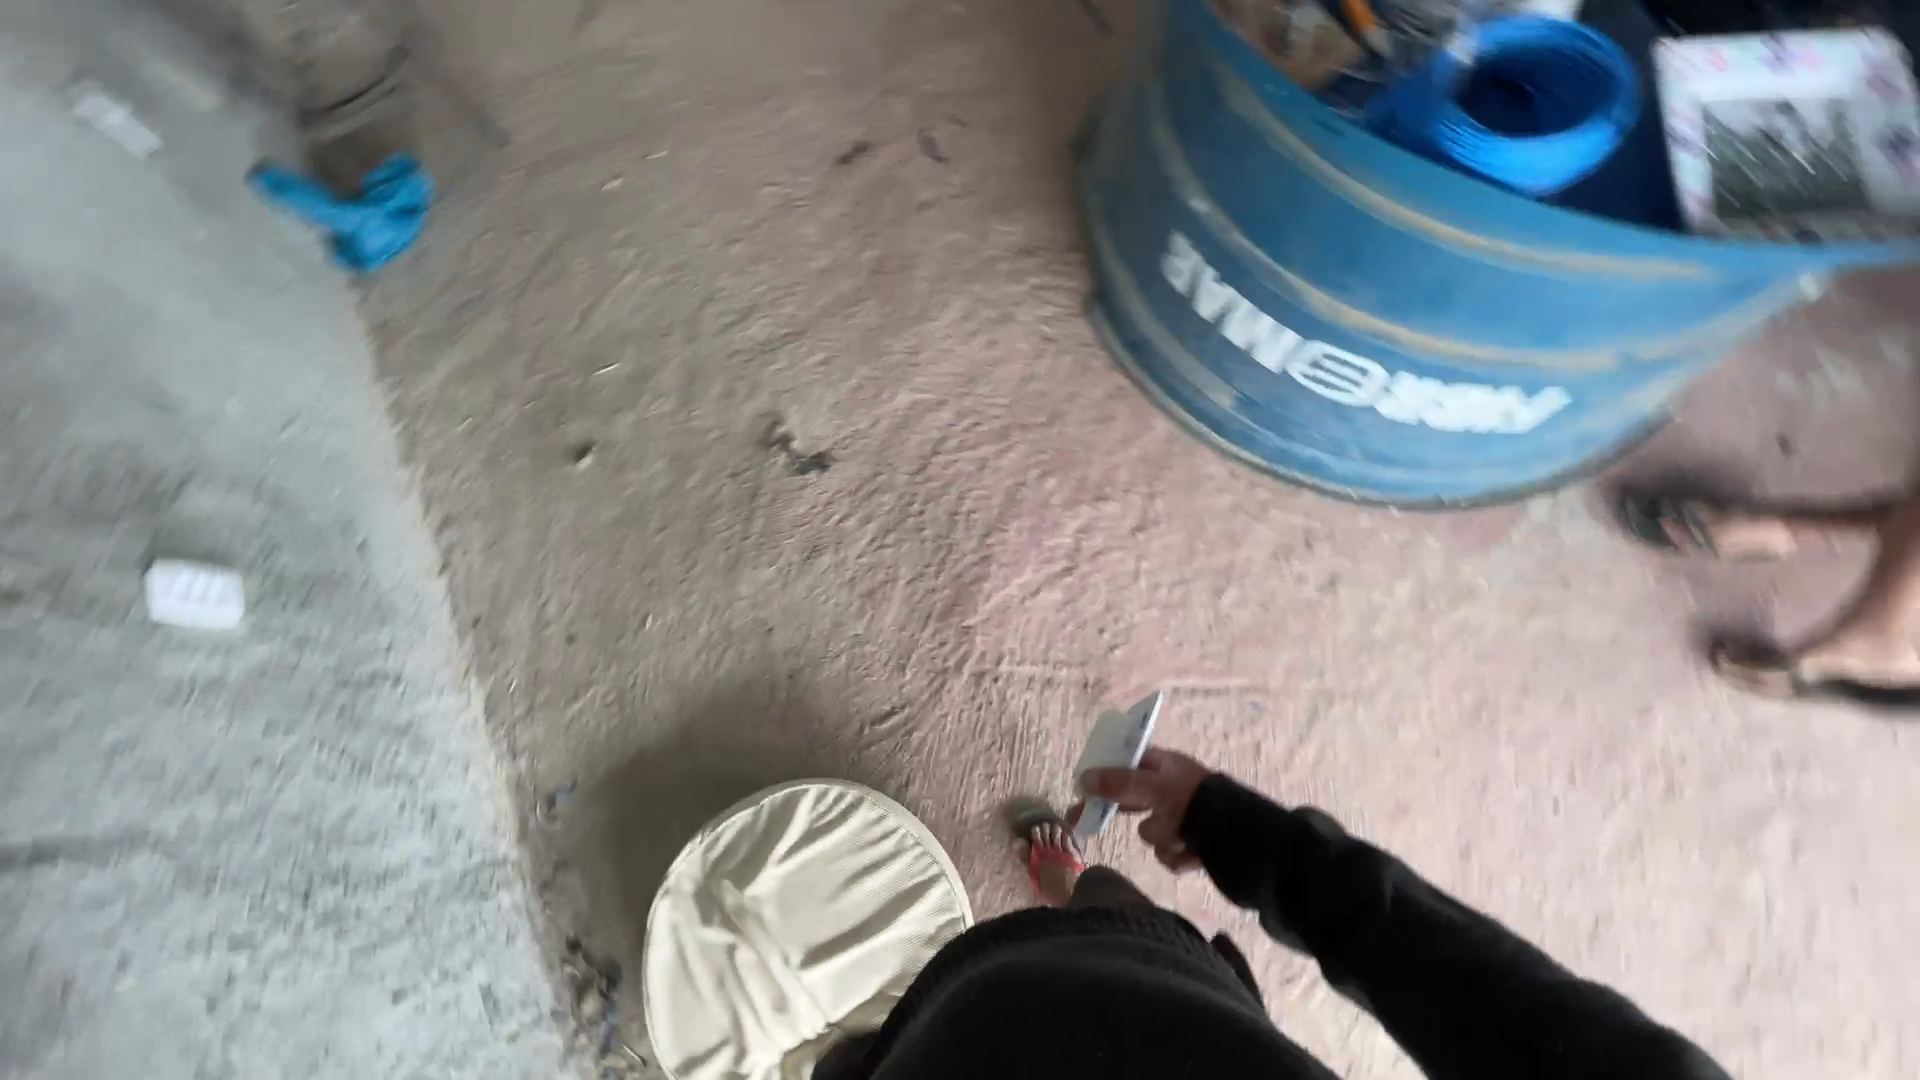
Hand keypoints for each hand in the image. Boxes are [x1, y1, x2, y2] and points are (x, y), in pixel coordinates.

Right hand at [1082, 747, 1210, 872]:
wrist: (1243, 840)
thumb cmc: (1197, 803)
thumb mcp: (1155, 787)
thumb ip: (1120, 783)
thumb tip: (1084, 777)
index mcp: (1165, 766)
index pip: (1127, 762)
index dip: (1105, 773)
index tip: (1083, 787)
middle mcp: (1171, 790)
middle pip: (1132, 799)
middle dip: (1118, 811)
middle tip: (1080, 821)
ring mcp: (1182, 819)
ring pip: (1151, 831)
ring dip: (1162, 837)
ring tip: (1180, 837)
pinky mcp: (1190, 846)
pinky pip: (1167, 853)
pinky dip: (1177, 855)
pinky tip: (1191, 853)